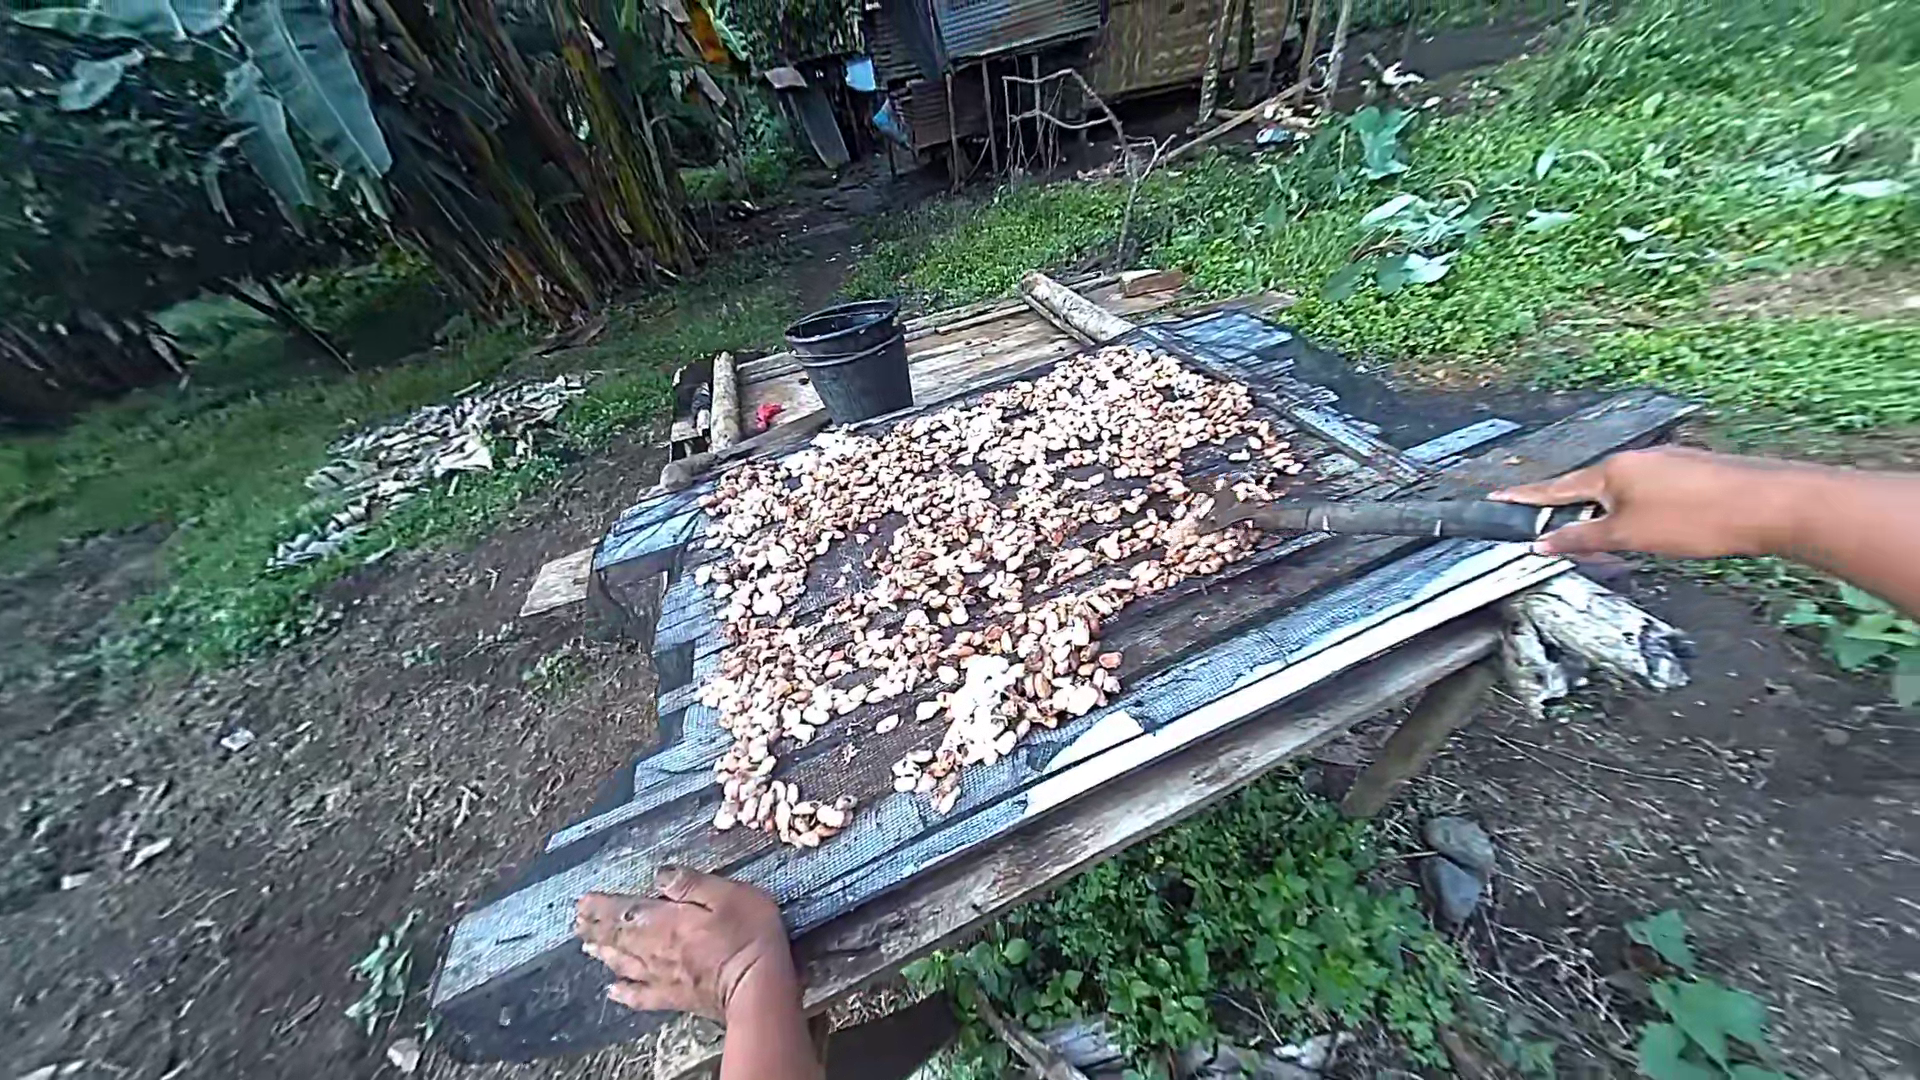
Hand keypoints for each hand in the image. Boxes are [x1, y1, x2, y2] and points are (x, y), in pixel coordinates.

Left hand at [575, 866, 795, 1020]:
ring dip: (604, 952)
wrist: (757, 985)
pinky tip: (613, 990)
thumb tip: (660, 874)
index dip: (604, 905)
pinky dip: (622, 991)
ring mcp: (663, 977)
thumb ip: (692, 884)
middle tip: (577, 920)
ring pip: (624, 963)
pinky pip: (639, 995)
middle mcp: (657, 950)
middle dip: (597, 927)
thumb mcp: (728, 893)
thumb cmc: (748, 932)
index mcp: (668, 922)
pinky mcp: (673, 997)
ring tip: (588, 946)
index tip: (584, 900)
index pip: (628, 911)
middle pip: (620, 937)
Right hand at [1490, 447, 1806, 557]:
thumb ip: (1579, 539)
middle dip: (1577, 517)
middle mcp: (1634, 460)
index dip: (1522, 496)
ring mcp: (1670, 462)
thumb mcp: (1626, 536)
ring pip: (1622, 493)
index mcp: (1609, 471)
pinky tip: (1659, 528)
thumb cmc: (1699, 518)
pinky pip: (1651, 491)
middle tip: (1571, 541)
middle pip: (1588, 491)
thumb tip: (1542, 544)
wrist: (1789, 506)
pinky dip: (1642, 511)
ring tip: (1623, 542)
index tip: (1497, 496)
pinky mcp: (1698, 471)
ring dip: (1613, 518)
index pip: (1552, 488)